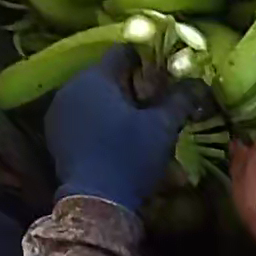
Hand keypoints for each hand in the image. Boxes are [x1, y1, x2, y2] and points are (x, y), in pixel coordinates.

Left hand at [44, 46, 199, 211]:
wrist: (95, 203)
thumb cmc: (129, 158)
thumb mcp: (162, 128)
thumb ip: (180, 100)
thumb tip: (199, 83)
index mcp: (95, 78)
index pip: (124, 52)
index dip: (148, 61)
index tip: (166, 77)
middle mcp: (70, 89)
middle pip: (107, 76)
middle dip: (132, 86)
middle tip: (156, 104)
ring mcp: (59, 114)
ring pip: (93, 99)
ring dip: (115, 106)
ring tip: (138, 125)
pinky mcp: (56, 138)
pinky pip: (82, 119)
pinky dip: (99, 124)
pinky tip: (116, 140)